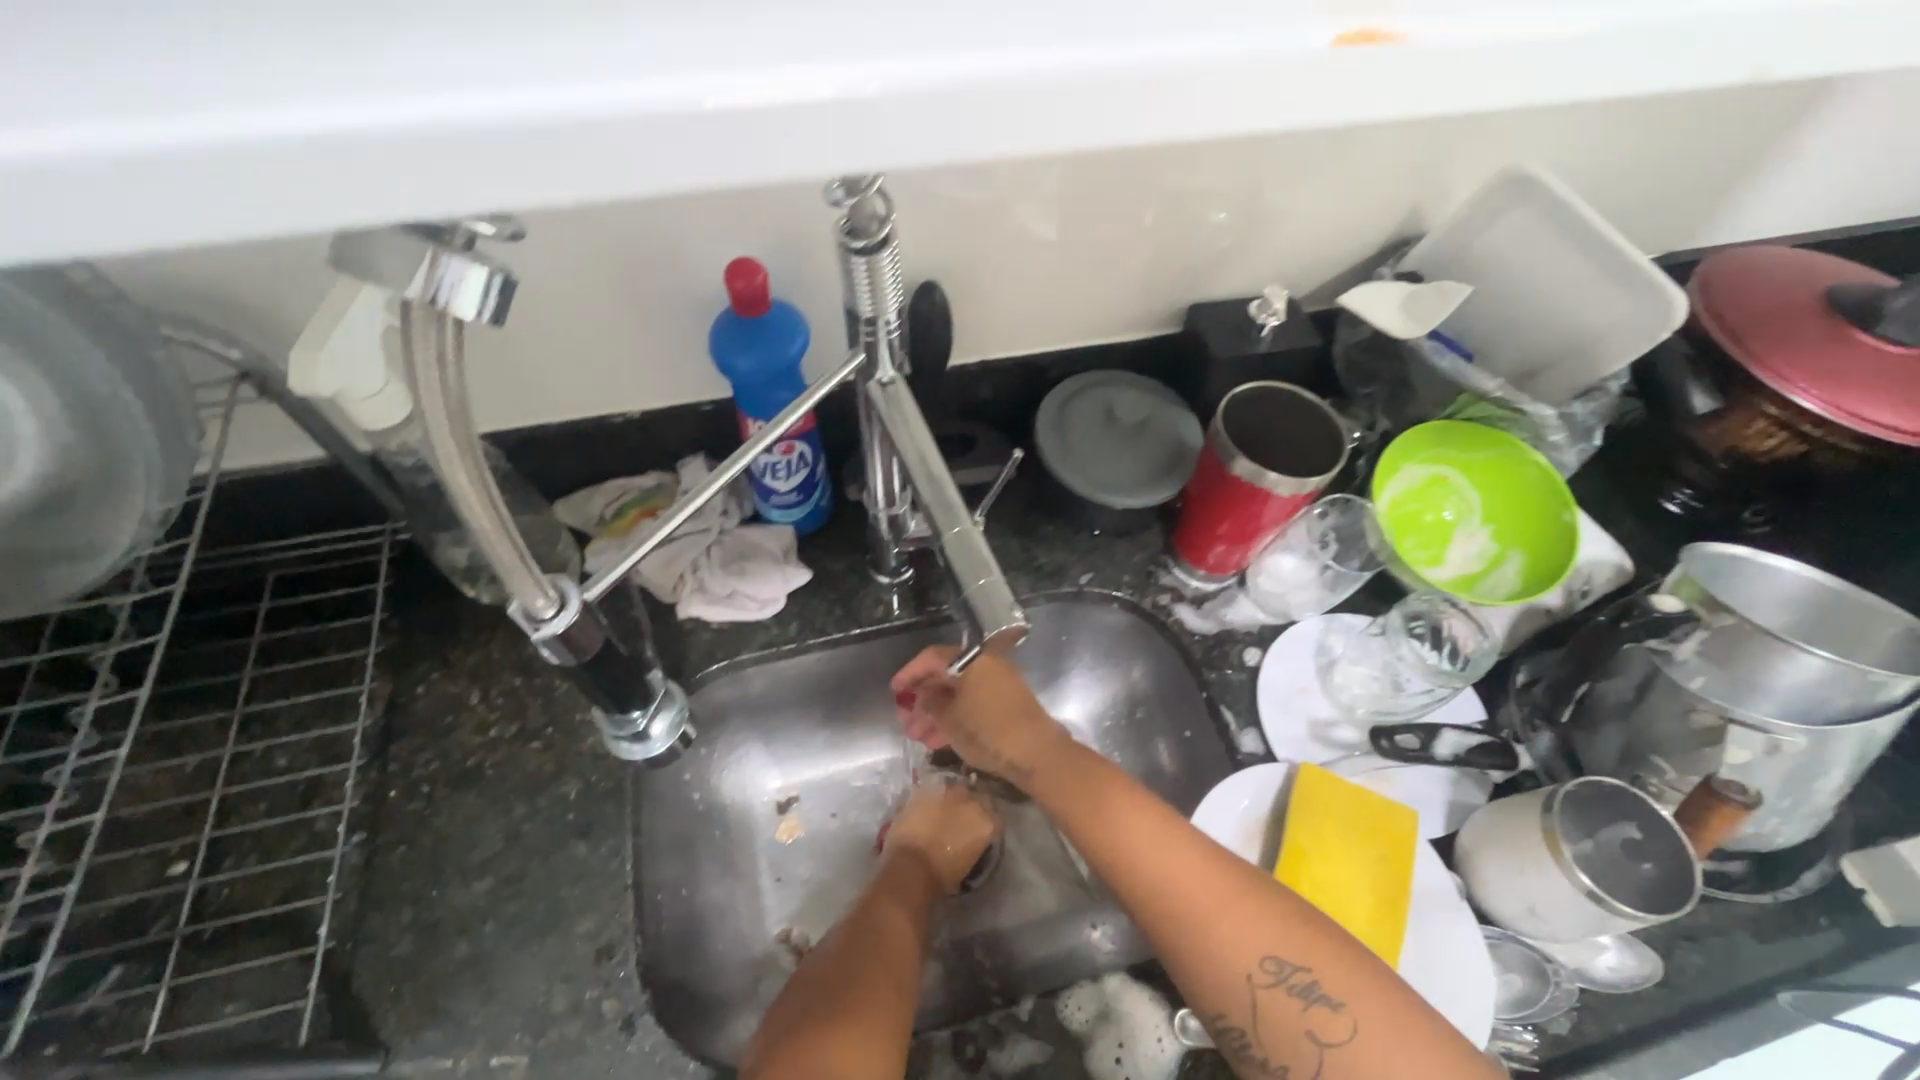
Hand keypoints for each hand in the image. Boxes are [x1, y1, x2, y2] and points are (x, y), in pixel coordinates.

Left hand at [883, 782, 1000, 893]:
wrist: (911, 867)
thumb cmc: (942, 876)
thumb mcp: (969, 862)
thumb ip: (973, 843)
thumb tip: (966, 840)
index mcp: (987, 823)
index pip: (994, 818)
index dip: (984, 824)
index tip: (977, 831)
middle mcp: (971, 802)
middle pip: (975, 798)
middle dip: (968, 807)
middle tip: (958, 819)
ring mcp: (947, 793)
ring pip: (953, 790)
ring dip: (949, 799)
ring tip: (940, 811)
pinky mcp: (925, 790)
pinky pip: (931, 791)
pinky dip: (929, 799)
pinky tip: (923, 809)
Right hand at [890, 646, 1073, 788]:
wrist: (1037, 753)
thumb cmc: (987, 730)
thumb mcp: (949, 719)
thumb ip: (930, 702)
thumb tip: (922, 695)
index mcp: (972, 660)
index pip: (933, 658)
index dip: (910, 674)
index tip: (894, 692)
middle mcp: (987, 665)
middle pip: (946, 677)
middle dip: (922, 700)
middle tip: (904, 721)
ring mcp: (999, 685)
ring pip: (959, 695)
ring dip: (936, 714)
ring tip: (917, 737)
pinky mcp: (1007, 705)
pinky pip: (973, 706)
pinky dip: (954, 719)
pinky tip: (937, 741)